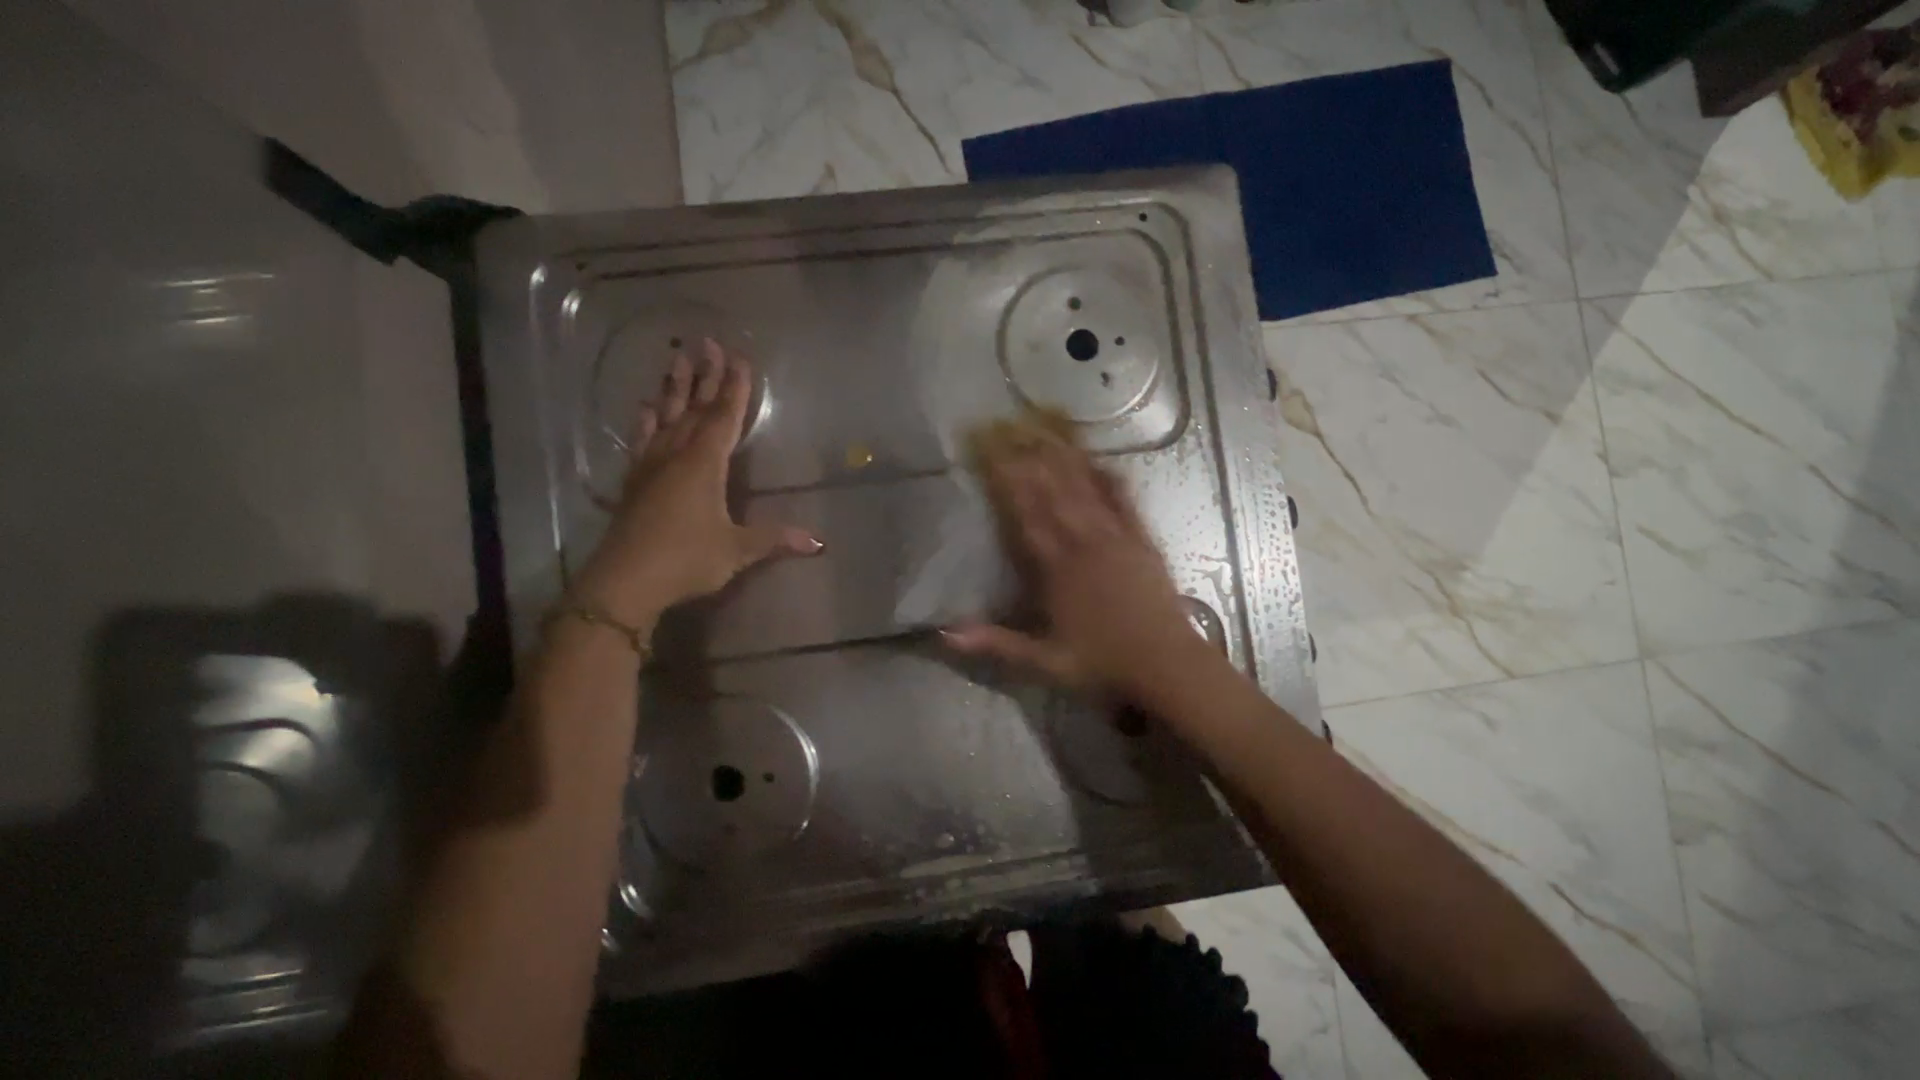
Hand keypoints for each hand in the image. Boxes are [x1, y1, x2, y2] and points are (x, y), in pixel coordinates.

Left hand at [570, 339, 820, 626]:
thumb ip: (774, 539)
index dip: (734, 388)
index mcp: (705, 464)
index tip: (738, 357)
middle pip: (695, 408)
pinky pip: (641, 440)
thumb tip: (817, 542)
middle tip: (708, 343)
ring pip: (666, 417)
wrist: (624, 581)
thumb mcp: (736, 550)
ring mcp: (651, 466)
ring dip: (674, 388)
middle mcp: (677, 455)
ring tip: (676, 359)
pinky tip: (645, 408)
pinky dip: (645, 421)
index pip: (724, 417)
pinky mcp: (633, 482)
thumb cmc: (686, 559)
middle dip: (705, 376)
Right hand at [942, 428, 1201, 697]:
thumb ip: (995, 642)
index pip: (1028, 518)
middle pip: (1056, 495)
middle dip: (1035, 460)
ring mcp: (1117, 539)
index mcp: (1058, 570)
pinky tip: (1102, 461)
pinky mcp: (1143, 542)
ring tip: (1051, 432)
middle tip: (1018, 429)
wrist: (1166, 664)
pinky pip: (1125, 502)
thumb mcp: (1044, 660)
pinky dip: (1112, 480)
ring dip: (1068, 461)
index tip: (996, 456)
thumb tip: (945, 634)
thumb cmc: (1102, 664)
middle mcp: (1085, 545)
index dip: (1011, 484)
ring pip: (1088, 491)